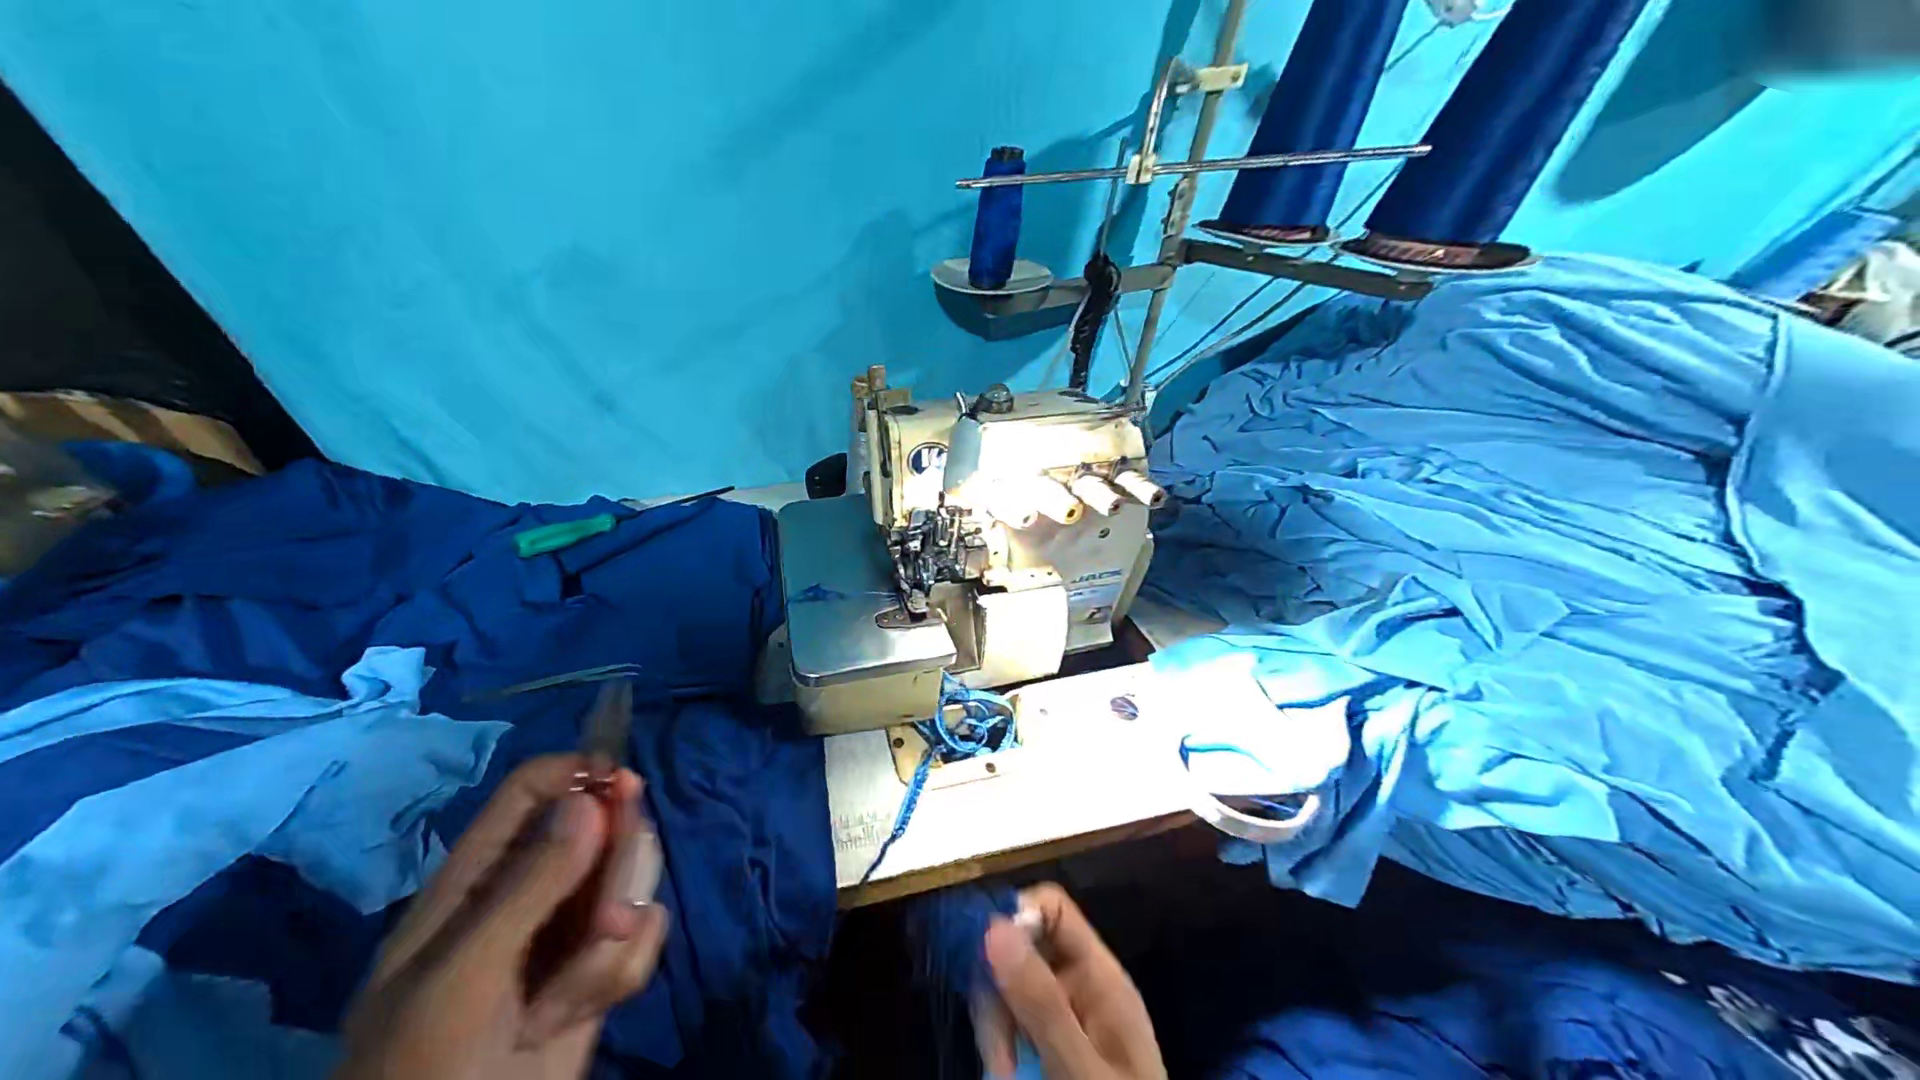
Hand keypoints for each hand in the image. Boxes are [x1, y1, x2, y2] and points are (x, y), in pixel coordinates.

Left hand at [333, 755, 667, 1079]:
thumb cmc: (424, 1069)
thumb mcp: (463, 977)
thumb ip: (529, 885)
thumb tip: (591, 798)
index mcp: (477, 877)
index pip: (533, 789)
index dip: (580, 773)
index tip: (624, 787)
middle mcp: (532, 888)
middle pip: (605, 825)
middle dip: (618, 873)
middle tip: (608, 922)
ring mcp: (571, 925)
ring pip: (634, 878)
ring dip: (617, 940)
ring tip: (575, 995)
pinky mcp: (604, 964)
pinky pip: (646, 931)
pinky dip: (626, 969)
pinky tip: (585, 1010)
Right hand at [974, 884, 1165, 1079]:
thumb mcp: (1080, 1071)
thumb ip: (1040, 1002)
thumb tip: (993, 926)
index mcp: (1100, 976)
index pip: (1051, 908)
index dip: (1016, 919)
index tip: (988, 964)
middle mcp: (1079, 984)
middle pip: (1019, 949)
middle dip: (998, 995)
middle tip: (1000, 1059)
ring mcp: (1061, 1014)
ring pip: (1006, 987)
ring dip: (995, 1030)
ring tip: (1005, 1076)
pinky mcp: (1045, 1044)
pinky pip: (1009, 1023)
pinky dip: (1000, 1048)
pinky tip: (1005, 1075)